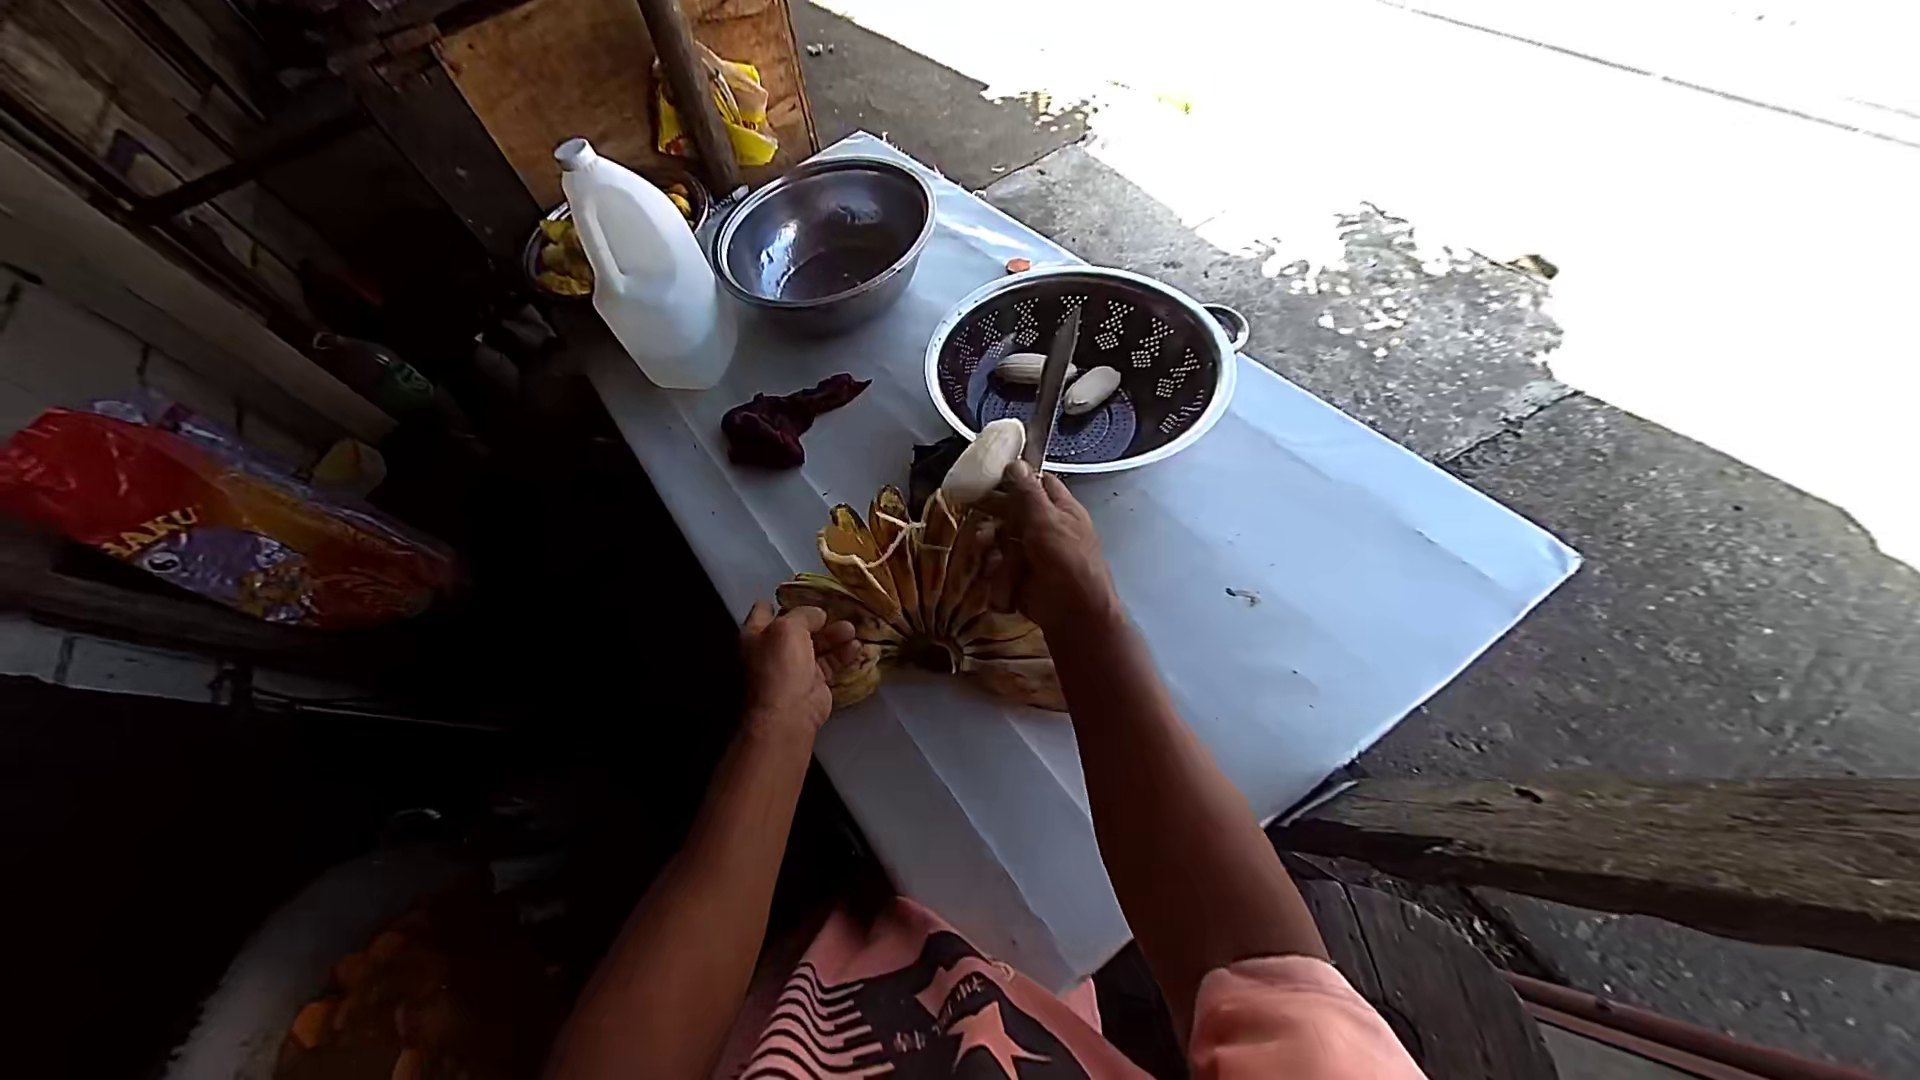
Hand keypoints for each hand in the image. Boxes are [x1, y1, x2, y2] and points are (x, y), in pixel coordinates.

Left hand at [740, 602, 859, 736]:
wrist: (788, 714)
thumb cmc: (780, 666)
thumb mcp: (788, 628)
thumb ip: (804, 614)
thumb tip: (818, 614)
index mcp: (756, 634)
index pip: (766, 610)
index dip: (784, 600)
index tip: (807, 593)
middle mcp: (773, 650)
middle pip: (798, 627)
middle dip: (819, 618)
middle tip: (840, 609)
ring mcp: (794, 667)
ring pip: (818, 644)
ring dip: (836, 635)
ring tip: (852, 629)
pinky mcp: (814, 682)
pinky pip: (831, 663)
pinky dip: (844, 654)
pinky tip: (858, 646)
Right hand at [998, 461, 1123, 632]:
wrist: (1074, 611)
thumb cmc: (1066, 559)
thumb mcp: (1046, 519)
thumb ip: (1028, 491)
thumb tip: (1016, 462)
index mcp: (1060, 509)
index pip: (1038, 483)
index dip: (1016, 478)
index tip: (991, 476)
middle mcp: (1046, 529)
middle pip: (1013, 512)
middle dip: (995, 515)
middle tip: (977, 509)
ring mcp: (1033, 555)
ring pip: (1002, 541)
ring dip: (991, 545)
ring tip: (985, 546)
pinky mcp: (1021, 578)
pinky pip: (1000, 569)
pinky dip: (998, 574)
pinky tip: (1000, 576)